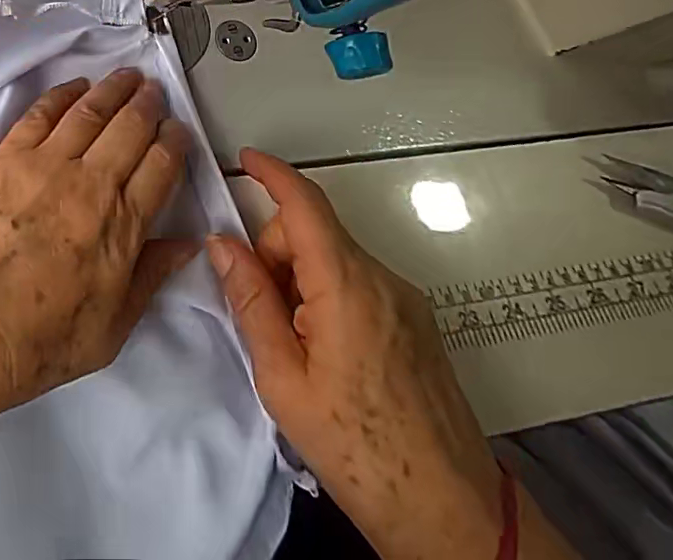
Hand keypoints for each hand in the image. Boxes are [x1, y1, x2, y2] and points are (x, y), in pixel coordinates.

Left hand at [0, 69, 196, 463]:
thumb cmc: (38, 338)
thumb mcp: (111, 329)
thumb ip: (149, 278)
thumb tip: (186, 244)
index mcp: (122, 226)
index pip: (162, 168)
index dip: (175, 143)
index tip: (179, 131)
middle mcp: (89, 184)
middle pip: (129, 130)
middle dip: (147, 106)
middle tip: (155, 92)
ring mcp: (45, 165)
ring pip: (89, 113)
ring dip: (112, 90)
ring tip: (126, 77)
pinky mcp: (6, 157)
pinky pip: (40, 113)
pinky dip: (62, 94)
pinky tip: (77, 86)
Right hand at [208, 150, 503, 559]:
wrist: (450, 513)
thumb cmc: (354, 445)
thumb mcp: (281, 376)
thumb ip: (250, 300)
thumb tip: (222, 243)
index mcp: (346, 287)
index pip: (306, 207)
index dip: (273, 175)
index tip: (244, 158)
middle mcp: (382, 281)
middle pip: (312, 234)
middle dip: (272, 254)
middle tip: (259, 313)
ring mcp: (404, 300)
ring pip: (331, 258)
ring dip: (296, 279)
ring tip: (292, 345)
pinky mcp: (414, 321)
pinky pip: (354, 282)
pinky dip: (322, 293)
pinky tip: (320, 349)